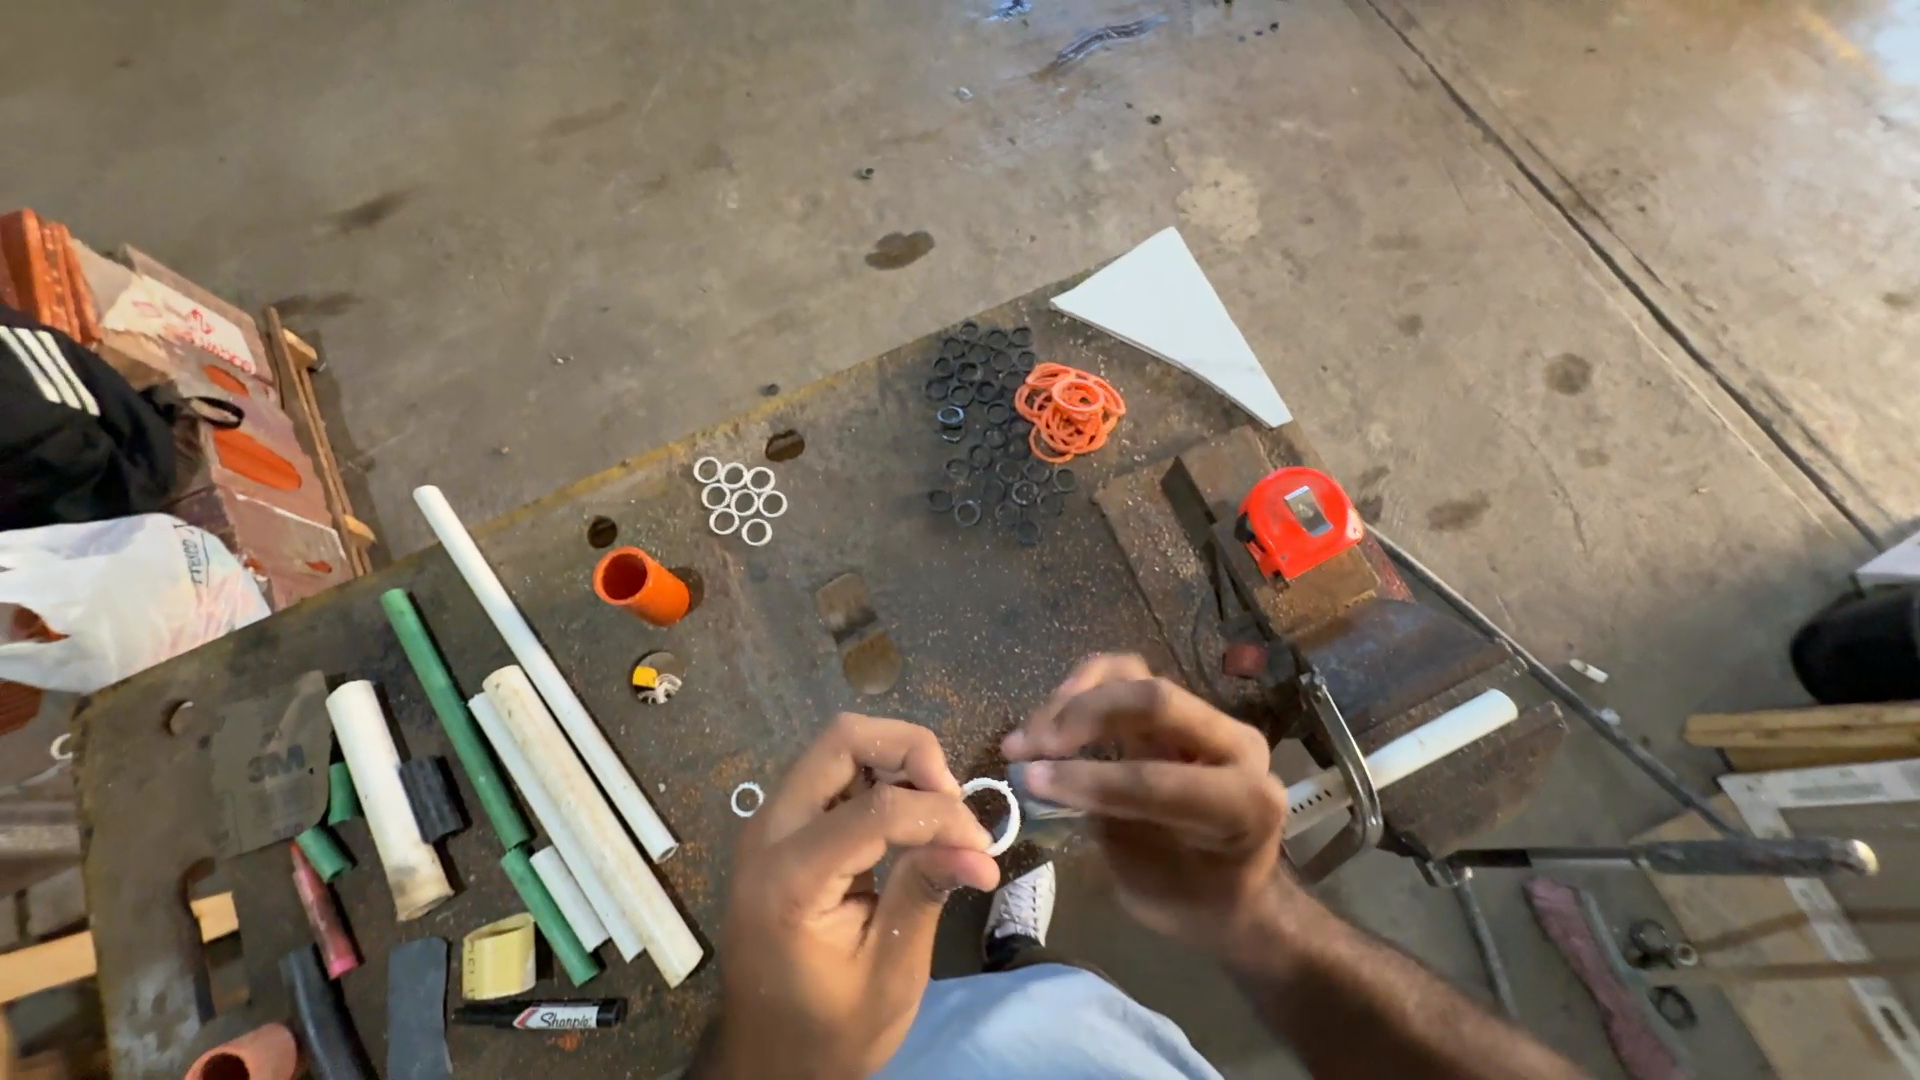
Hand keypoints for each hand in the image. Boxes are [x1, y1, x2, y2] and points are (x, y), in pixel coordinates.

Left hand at [709, 714, 1000, 1078]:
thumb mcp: (888, 978)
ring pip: (839, 744)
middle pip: (843, 738)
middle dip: (912, 750)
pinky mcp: (782, 824)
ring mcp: (770, 823)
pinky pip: (834, 769)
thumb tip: (982, 850)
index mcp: (788, 881)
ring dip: (897, 757)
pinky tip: (910, 814)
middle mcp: (769, 832)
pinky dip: (881, 773)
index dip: (941, 816)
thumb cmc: (825, 1034)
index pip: (877, 809)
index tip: (982, 849)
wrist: (763, 1060)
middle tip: (952, 798)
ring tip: (936, 806)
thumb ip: (925, 895)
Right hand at [1002, 654, 1292, 950]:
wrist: (1228, 889)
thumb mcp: (1146, 881)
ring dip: (1073, 699)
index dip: (1089, 778)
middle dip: (1081, 718)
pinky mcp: (1176, 704)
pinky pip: (1126, 673)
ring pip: (1134, 677)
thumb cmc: (1189, 898)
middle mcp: (1233, 745)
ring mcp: (1206, 717)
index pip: (1158, 779)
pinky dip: (1082, 686)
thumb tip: (1038, 779)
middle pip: (1154, 702)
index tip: (1030, 781)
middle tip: (1028, 746)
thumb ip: (1102, 823)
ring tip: (1031, 733)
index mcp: (1244, 803)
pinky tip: (1054, 711)